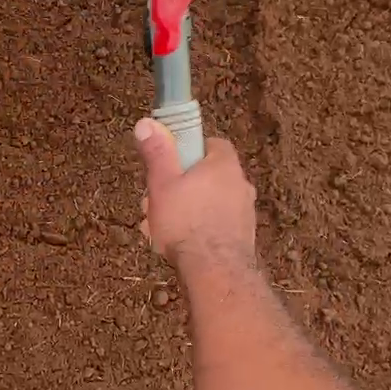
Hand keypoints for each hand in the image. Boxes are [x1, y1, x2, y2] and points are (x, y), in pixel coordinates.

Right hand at [135, 118, 257, 278]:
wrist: (214, 267)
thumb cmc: (185, 221)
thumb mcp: (162, 184)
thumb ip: (157, 153)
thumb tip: (147, 123)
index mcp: (222, 164)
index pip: (211, 144)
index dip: (188, 152)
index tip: (169, 164)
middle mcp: (240, 182)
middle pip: (207, 175)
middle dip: (180, 186)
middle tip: (155, 202)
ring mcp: (244, 209)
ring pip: (209, 201)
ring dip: (185, 209)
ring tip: (160, 228)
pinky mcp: (242, 233)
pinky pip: (215, 222)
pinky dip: (197, 227)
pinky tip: (178, 242)